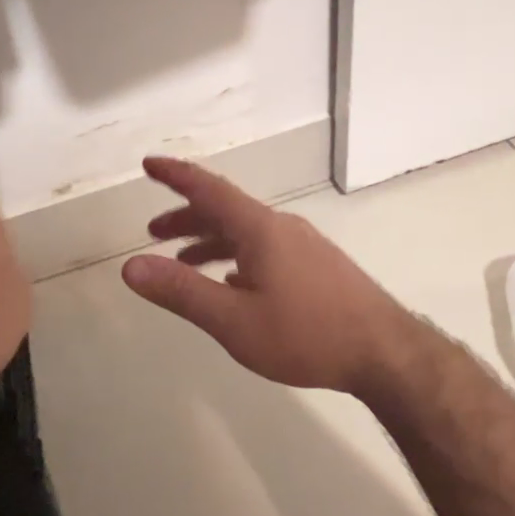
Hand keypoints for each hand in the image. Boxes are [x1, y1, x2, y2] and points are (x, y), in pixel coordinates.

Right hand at [121, 157, 430, 398]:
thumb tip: (130, 266)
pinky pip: (264, 251)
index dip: (176, 176)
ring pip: (246, 234)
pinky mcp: (317, 269)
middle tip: (153, 232)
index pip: (209, 189)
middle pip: (226, 211)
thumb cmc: (306, 334)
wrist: (384, 352)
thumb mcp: (233, 320)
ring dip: (210, 242)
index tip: (148, 164)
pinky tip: (231, 285)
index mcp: (260, 230)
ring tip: (184, 262)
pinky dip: (235, 259)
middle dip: (187, 217)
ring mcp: (304, 248)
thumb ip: (181, 291)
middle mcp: (282, 229)